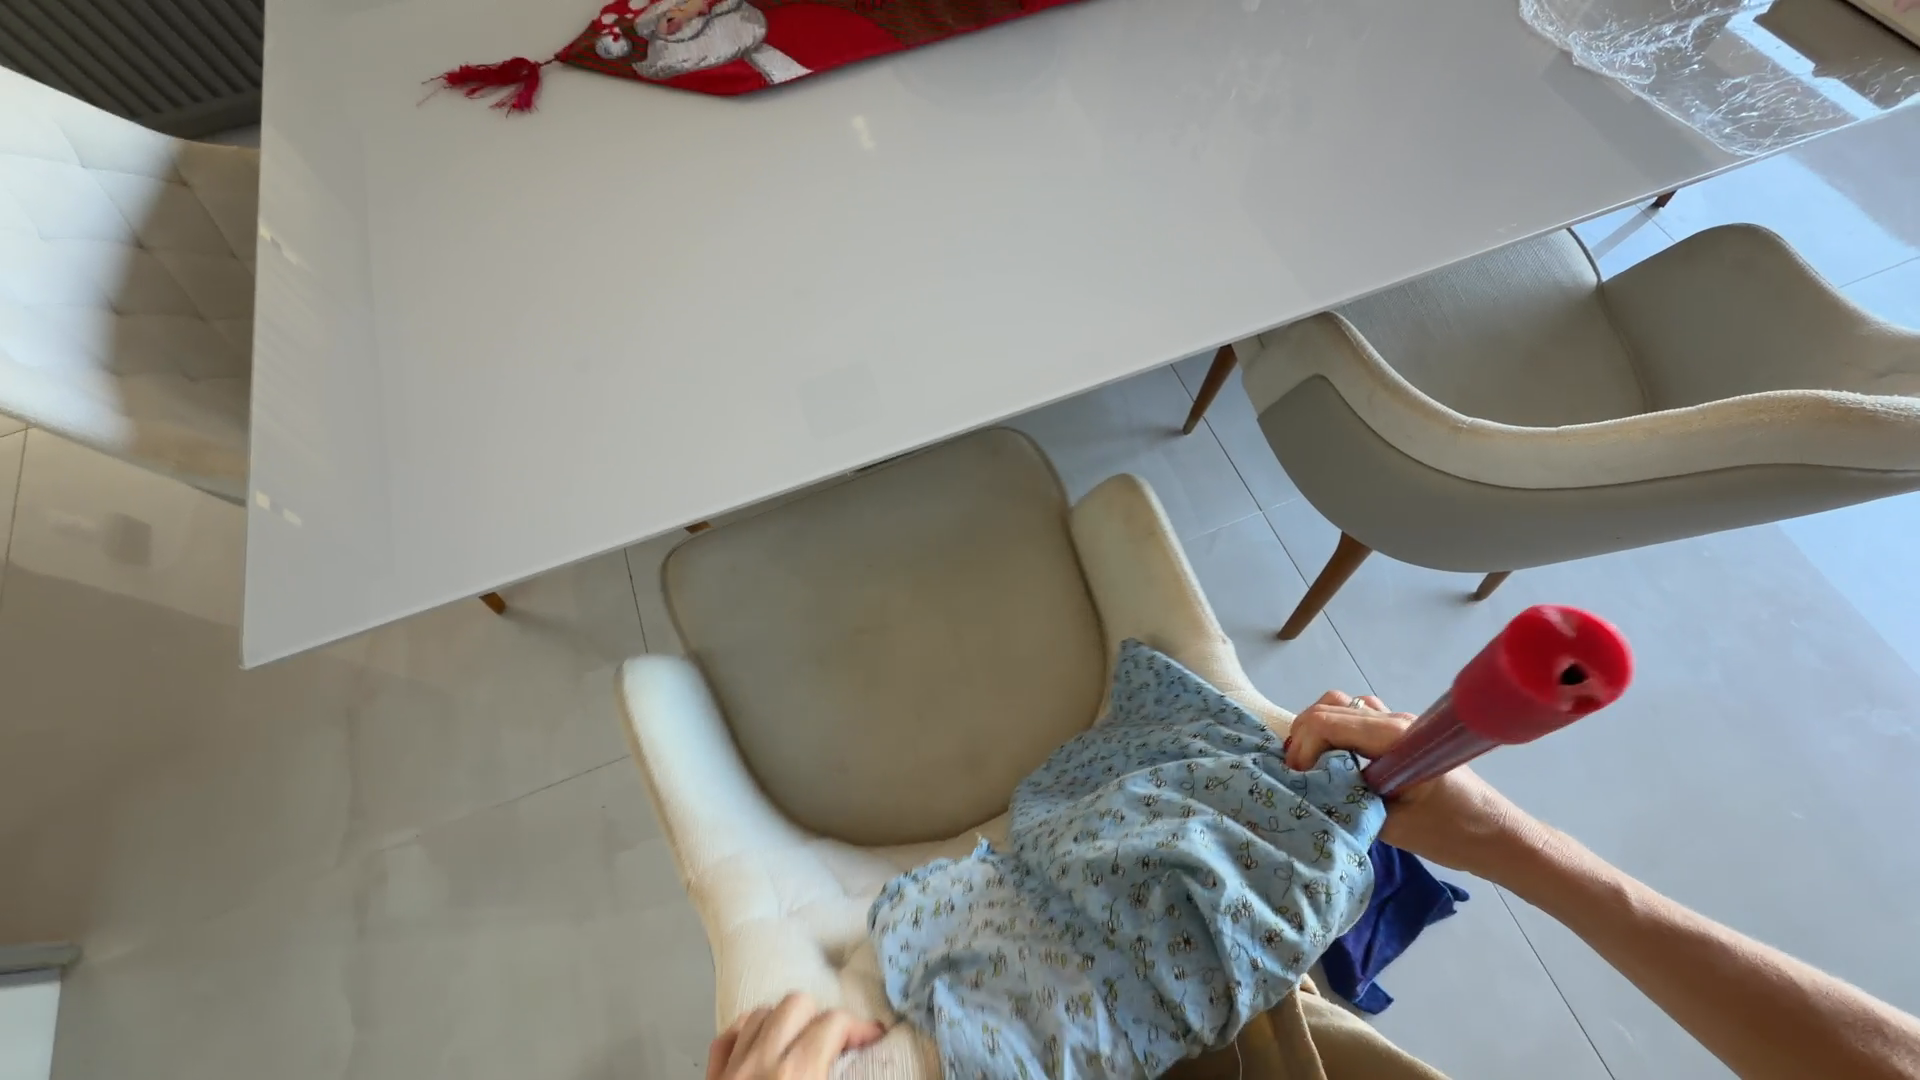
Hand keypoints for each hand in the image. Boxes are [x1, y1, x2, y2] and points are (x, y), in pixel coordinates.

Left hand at [707, 994, 886, 1079]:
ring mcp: (733, 1069)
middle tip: (830, 1041)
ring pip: (760, 1014)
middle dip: (818, 1017)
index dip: (859, 1027)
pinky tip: (758, 1046)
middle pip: (797, 1005)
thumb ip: (838, 1074)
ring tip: (796, 1040)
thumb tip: (856, 1051)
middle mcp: (764, 1060)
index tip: (872, 1036)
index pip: (834, 1024)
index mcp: (799, 1072)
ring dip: (782, 1021)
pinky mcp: (712, 1079)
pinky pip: (726, 1038)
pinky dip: (745, 1035)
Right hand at [1282, 691, 1545, 879]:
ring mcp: (1399, 723)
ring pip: (1341, 707)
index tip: (1296, 776)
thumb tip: (1308, 788)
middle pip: (1328, 706)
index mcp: (1392, 736)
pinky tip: (1336, 759)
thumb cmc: (1454, 834)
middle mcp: (1394, 719)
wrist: (1503, 839)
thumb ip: (1347, 800)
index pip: (1326, 721)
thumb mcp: (1392, 825)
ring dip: (1317, 730)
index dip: (1302, 746)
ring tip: (1311, 763)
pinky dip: (1335, 730)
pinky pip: (1356, 717)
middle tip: (1297, 771)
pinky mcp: (1402, 733)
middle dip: (1304, 736)